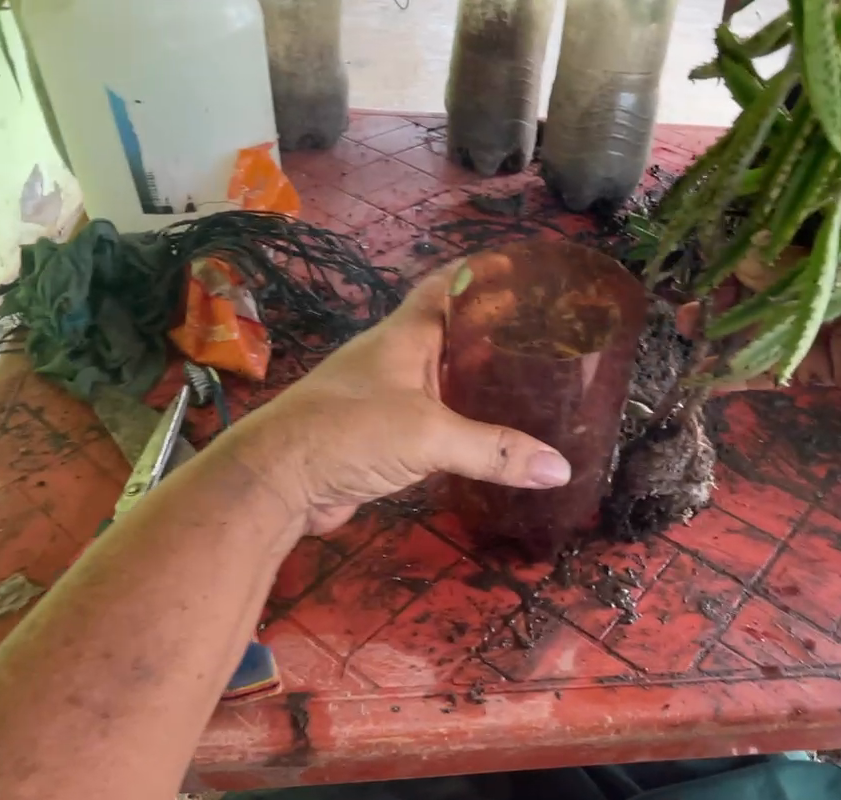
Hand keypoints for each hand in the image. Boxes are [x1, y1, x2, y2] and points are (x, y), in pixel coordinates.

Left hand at [216, 263, 573, 533]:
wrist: (279, 481)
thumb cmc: (347, 433)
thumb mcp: (428, 435)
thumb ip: (494, 451)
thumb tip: (561, 469)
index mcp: (405, 335)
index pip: (447, 287)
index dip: (484, 276)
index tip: (529, 278)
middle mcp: (395, 360)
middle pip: (452, 336)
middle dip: (495, 338)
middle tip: (548, 347)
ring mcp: (385, 399)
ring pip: (442, 384)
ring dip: (478, 386)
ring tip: (529, 392)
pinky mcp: (381, 438)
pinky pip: (432, 425)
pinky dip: (461, 428)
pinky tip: (489, 441)